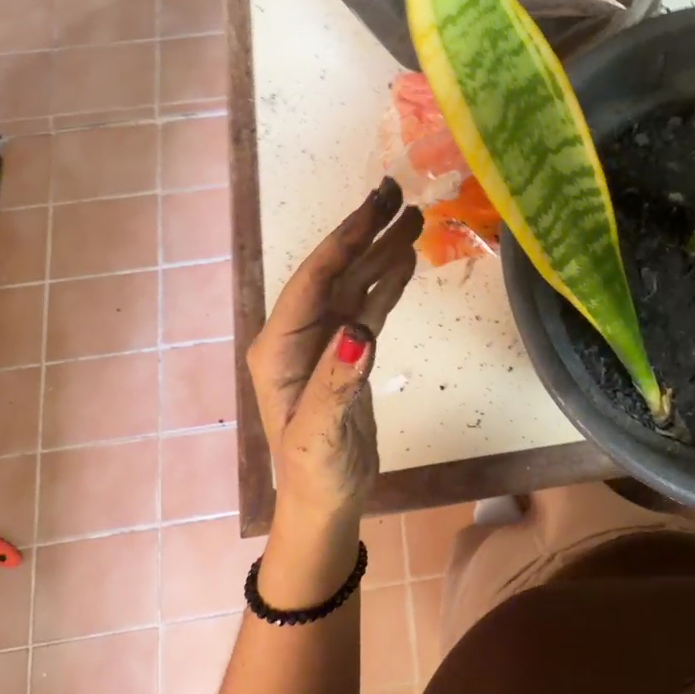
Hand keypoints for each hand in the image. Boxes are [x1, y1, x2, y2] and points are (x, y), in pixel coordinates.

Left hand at [246, 178, 421, 526]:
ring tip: (413, 216)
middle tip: (397, 192)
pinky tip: (407, 257)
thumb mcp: (320, 432)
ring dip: (382, 250)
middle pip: (336, 269)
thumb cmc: (314, 470)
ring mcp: (327, 340)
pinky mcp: (350, 351)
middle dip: (365, 230)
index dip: (346, 239)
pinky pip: (371, 304)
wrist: (325, 501)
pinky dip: (389, 279)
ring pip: (356, 282)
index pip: (315, 278)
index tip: (375, 205)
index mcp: (280, 345)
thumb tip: (361, 330)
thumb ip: (338, 380)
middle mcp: (300, 333)